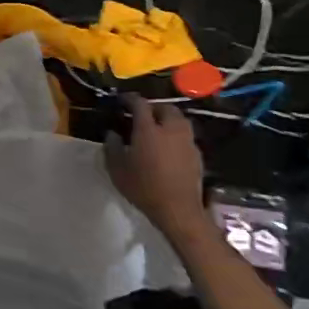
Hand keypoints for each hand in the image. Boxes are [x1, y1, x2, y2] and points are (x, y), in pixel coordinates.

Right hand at [106, 94, 207, 229]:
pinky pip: (185, 136)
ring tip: (157, 128)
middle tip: (142, 114)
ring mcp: (187, 141)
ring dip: (168, 119)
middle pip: (165, 108)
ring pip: (179, 120)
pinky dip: (176, 134)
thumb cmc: (143, 188)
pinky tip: (169, 147)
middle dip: (153, 107)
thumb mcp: (117, 170)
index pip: (140, 104)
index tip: (123, 100)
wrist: (177, 209)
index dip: (130, 99)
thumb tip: (112, 134)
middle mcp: (171, 129)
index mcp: (148, 130)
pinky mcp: (197, 154)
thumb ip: (112, 148)